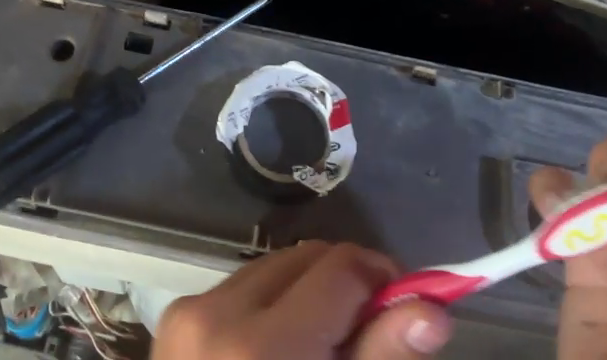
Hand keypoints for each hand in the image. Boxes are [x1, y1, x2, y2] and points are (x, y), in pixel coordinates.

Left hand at [154, 241, 454, 359]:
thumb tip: (432, 309)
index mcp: (262, 347)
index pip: (343, 266)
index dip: (384, 281)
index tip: (405, 310)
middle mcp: (218, 313)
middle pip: (309, 256)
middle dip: (347, 285)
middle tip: (369, 336)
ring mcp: (188, 314)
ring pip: (276, 266)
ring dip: (309, 293)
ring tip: (321, 350)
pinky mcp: (174, 321)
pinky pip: (242, 287)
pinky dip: (272, 305)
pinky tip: (279, 355)